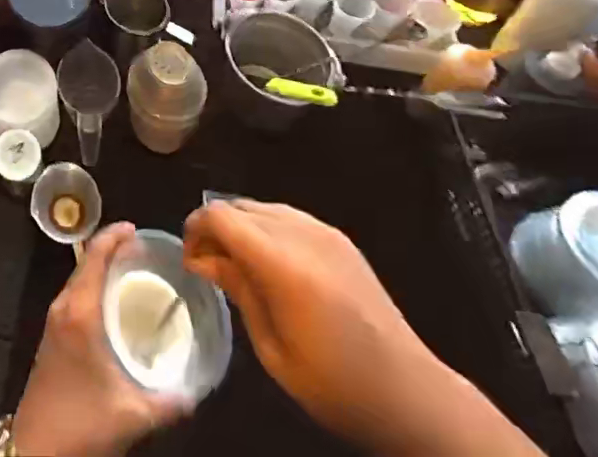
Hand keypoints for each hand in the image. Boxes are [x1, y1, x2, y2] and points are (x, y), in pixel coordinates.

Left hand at [13, 223, 191, 455]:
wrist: (35, 451)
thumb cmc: (82, 423)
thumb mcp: (133, 414)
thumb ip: (170, 400)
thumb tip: (197, 390)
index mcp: (81, 311)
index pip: (95, 255)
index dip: (114, 235)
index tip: (137, 230)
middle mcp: (64, 307)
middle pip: (86, 261)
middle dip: (112, 248)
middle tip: (143, 250)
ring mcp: (54, 320)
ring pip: (79, 277)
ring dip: (101, 266)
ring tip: (132, 269)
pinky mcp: (51, 335)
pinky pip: (74, 294)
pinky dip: (93, 284)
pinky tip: (112, 301)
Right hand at [183, 201, 540, 456]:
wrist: (408, 391)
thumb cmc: (334, 384)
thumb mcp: (272, 347)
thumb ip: (238, 289)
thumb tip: (202, 257)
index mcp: (283, 262)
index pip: (221, 215)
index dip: (195, 227)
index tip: (189, 260)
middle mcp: (302, 233)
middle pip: (239, 205)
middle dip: (215, 227)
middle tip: (208, 265)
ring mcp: (325, 231)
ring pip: (263, 207)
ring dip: (241, 226)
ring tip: (237, 265)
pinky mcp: (339, 238)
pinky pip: (289, 216)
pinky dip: (267, 228)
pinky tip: (270, 263)